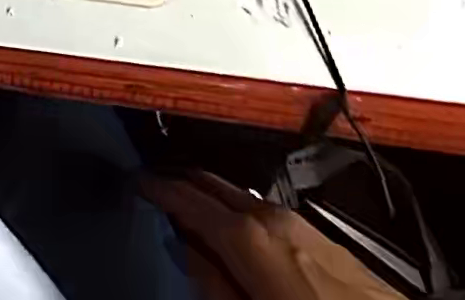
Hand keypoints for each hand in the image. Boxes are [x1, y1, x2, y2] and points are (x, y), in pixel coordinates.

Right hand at [141, 172, 400, 299]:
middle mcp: (273, 217)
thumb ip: (212, 284)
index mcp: (247, 234)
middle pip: (211, 183)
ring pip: (239, 195)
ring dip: (212, 198)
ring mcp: (303, 225)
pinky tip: (240, 235)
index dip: (155, 187)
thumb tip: (188, 253)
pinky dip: (241, 214)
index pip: (184, 195)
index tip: (136, 183)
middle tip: (155, 188)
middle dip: (180, 181)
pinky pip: (267, 212)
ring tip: (192, 212)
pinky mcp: (327, 240)